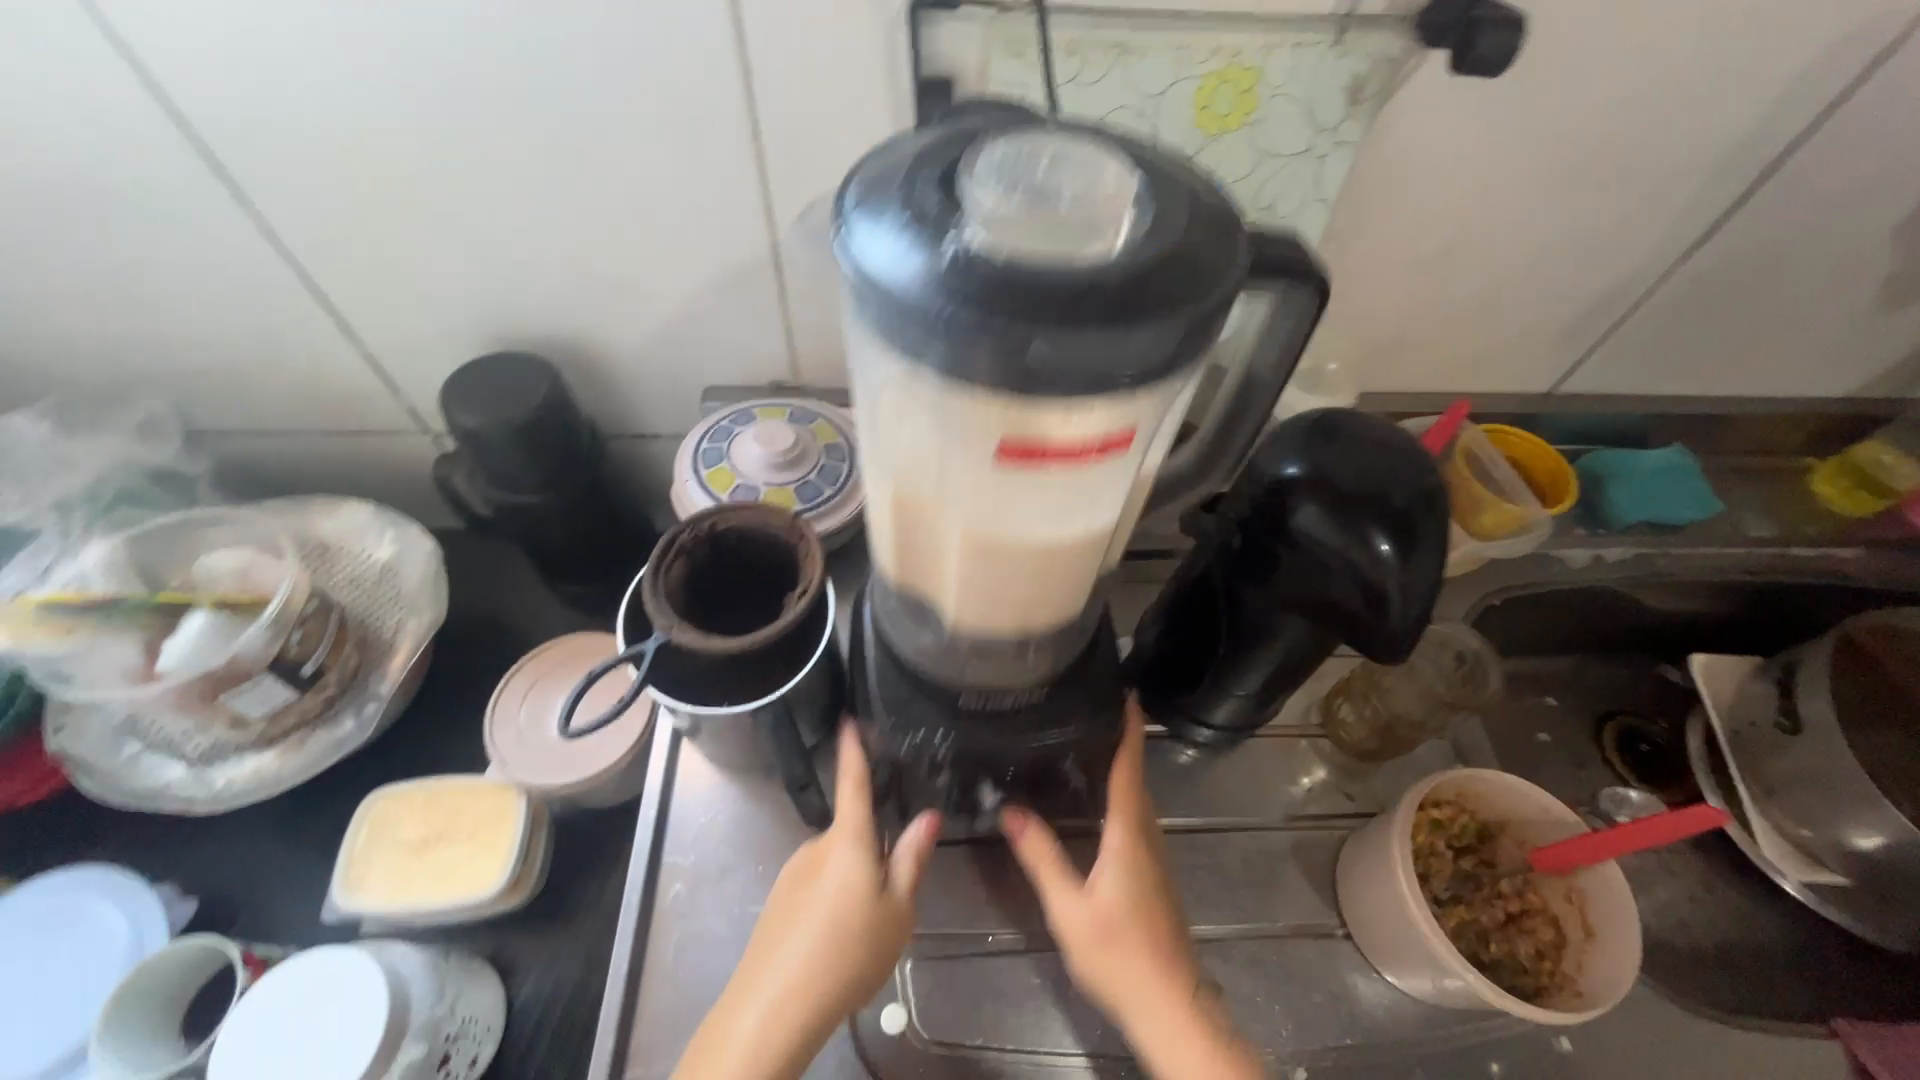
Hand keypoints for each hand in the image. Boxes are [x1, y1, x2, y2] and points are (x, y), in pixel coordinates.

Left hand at [674, 723, 940, 1079]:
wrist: (774, 1005)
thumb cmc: (848, 951)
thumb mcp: (898, 911)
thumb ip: (911, 860)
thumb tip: (929, 815)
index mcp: (849, 840)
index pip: (854, 784)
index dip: (854, 751)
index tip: (849, 719)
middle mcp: (817, 847)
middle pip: (852, 836)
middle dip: (873, 857)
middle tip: (891, 904)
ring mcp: (793, 873)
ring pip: (836, 867)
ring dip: (852, 887)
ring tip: (863, 936)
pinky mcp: (778, 901)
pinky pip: (816, 889)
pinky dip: (831, 906)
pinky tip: (835, 946)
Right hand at [999, 698, 1199, 1022]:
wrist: (1169, 1003)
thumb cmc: (1118, 953)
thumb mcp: (1069, 907)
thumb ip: (1041, 857)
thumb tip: (1010, 809)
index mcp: (1129, 835)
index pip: (1129, 769)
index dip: (1129, 730)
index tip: (1127, 694)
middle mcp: (1148, 838)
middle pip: (1136, 780)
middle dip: (1120, 742)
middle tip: (1092, 712)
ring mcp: (1155, 858)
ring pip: (1138, 802)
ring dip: (1121, 770)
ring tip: (1091, 746)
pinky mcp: (1154, 876)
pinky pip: (1136, 821)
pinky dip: (1121, 797)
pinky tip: (1099, 804)